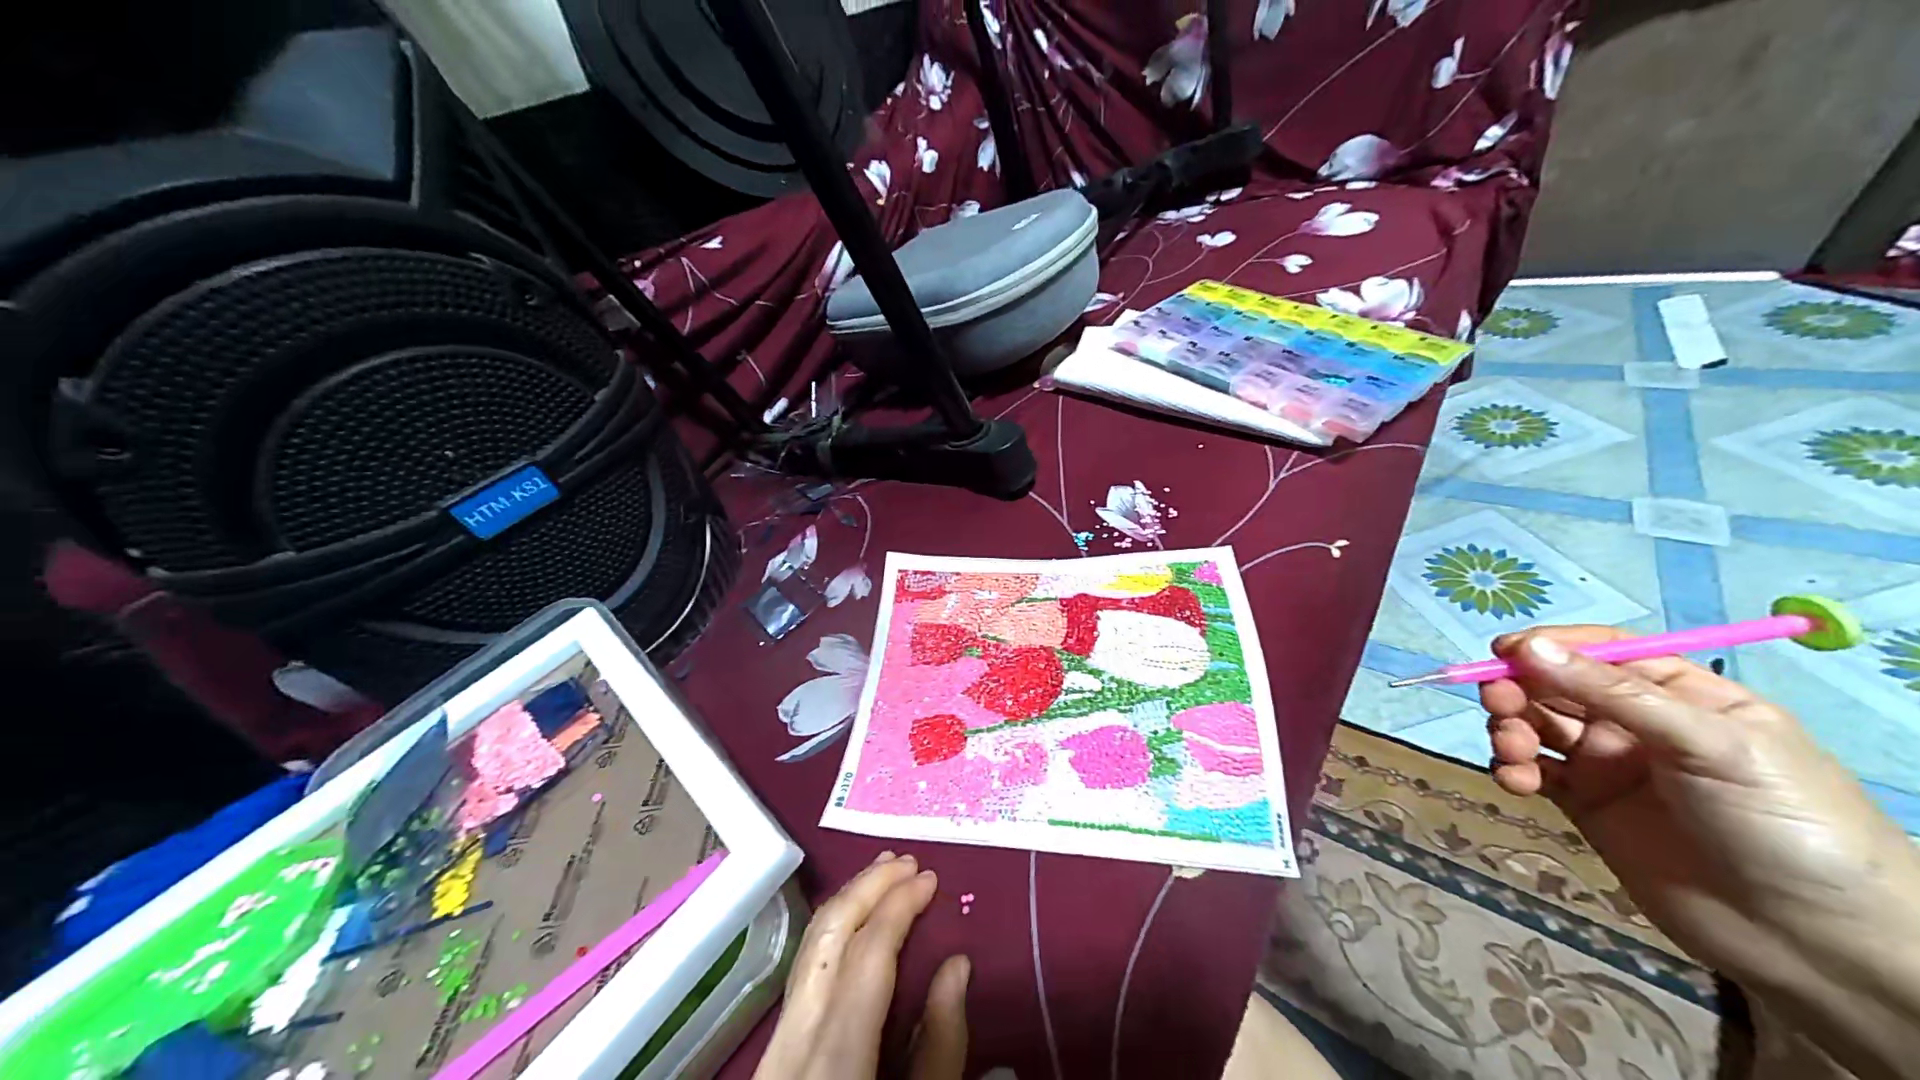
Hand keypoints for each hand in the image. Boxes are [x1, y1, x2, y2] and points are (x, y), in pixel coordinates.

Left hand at [754, 852, 969, 1079]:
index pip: (868, 952)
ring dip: (849, 899)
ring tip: (884, 872)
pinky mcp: (773, 1042)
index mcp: (837, 1053)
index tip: (930, 879)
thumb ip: (941, 1044)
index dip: (900, 906)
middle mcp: (795, 1034)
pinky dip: (833, 927)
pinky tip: (856, 916)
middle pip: (828, 935)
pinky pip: (804, 965)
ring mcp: (776, 1038)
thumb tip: (956, 964)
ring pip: (809, 945)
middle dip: (869, 887)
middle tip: (907, 862)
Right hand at [1484, 626, 1919, 1079]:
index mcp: (1679, 694)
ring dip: (1509, 728)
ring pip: (1533, 724)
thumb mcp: (1710, 744)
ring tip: (1514, 752)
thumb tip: (1523, 647)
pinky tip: (1517, 783)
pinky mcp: (1583, 803)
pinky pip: (1532, 770)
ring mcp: (1606, 763)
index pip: (1600, 650)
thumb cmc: (1783, 822)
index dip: (1549, 646)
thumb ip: (1613, 693)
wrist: (1811, 942)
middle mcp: (1636, 721)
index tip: (1503, 653)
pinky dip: (1512, 768)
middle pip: (1554, 684)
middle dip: (1517, 688)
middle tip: (1499, 704)